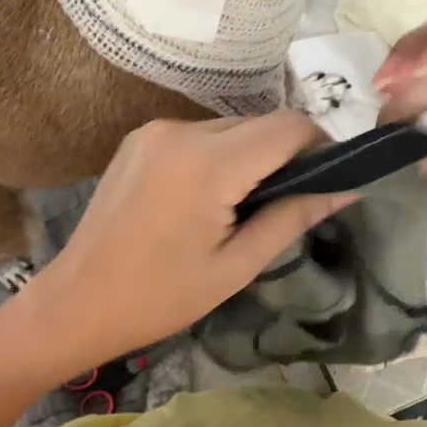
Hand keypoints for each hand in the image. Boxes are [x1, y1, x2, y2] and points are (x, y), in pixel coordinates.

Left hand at [19, 112, 355, 367]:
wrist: (78, 302)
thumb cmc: (159, 297)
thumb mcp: (236, 266)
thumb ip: (292, 218)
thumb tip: (349, 189)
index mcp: (207, 163)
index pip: (289, 126)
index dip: (320, 148)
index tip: (328, 183)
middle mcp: (179, 130)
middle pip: (259, 124)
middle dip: (283, 158)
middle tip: (282, 210)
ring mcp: (153, 131)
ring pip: (229, 129)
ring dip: (248, 159)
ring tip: (238, 213)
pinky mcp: (137, 140)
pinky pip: (197, 137)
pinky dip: (216, 159)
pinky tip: (205, 202)